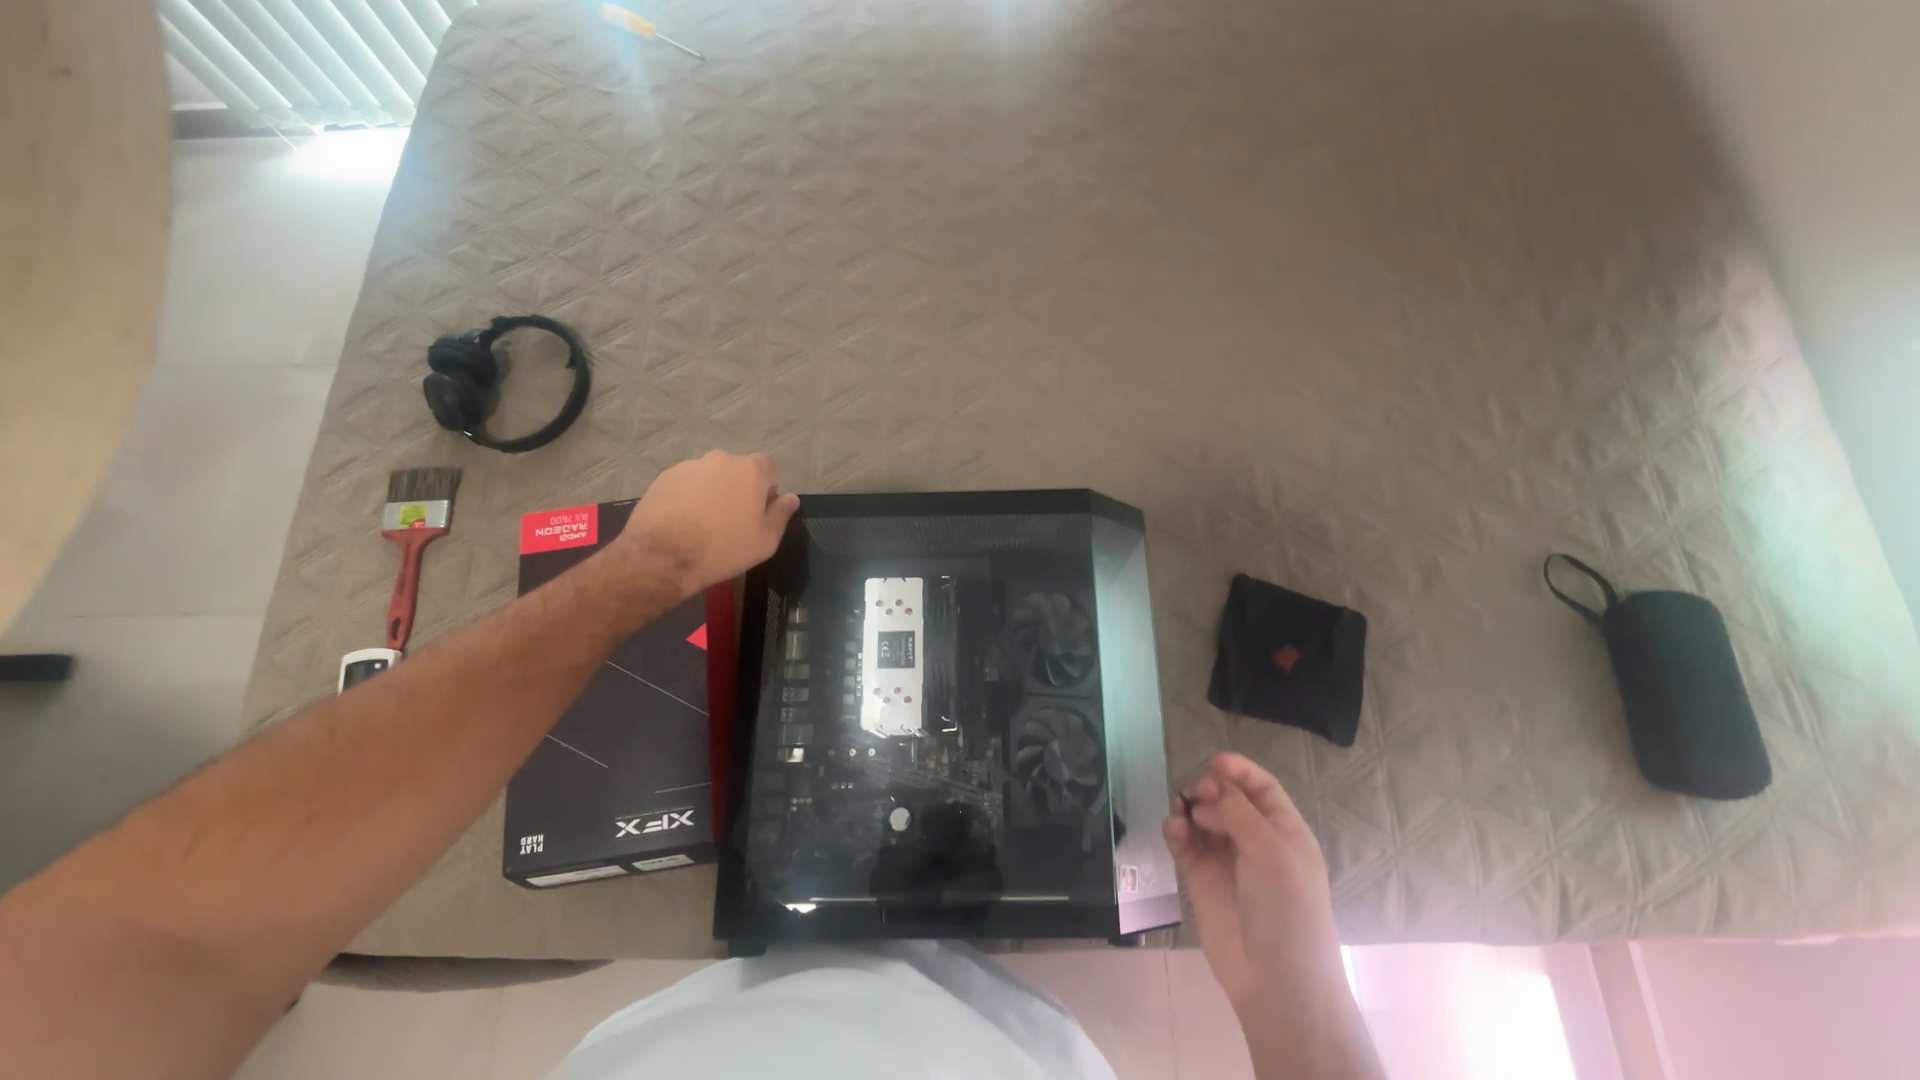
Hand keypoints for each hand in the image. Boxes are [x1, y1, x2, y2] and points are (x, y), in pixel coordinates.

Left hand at [617, 450, 800, 594]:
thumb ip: (781, 514)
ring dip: (711, 492)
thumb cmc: (723, 548)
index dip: (766, 488)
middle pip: (736, 470)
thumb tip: (790, 498)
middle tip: (732, 520)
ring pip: (709, 477)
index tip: (759, 511)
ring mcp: (688, 466)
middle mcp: (720, 459)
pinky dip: (687, 498)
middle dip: (737, 489)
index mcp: (750, 470)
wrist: (663, 556)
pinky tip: (681, 523)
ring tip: (702, 524)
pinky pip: (685, 484)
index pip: (768, 467)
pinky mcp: (663, 478)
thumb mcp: (765, 541)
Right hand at [1164, 752, 1345, 1014]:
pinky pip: (1186, 846)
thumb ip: (1239, 812)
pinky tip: (1174, 830)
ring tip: (1183, 813)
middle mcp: (1256, 842)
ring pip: (1203, 821)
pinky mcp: (1201, 881)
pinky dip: (1177, 833)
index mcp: (1285, 832)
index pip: (1262, 789)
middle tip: (1199, 795)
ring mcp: (1227, 862)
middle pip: (1228, 801)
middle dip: (1212, 790)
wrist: (1276, 979)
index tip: (1214, 761)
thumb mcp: (1271, 851)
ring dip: (1191, 810)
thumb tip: (1210, 788)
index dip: (1240, 772)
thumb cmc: (1287, 908)